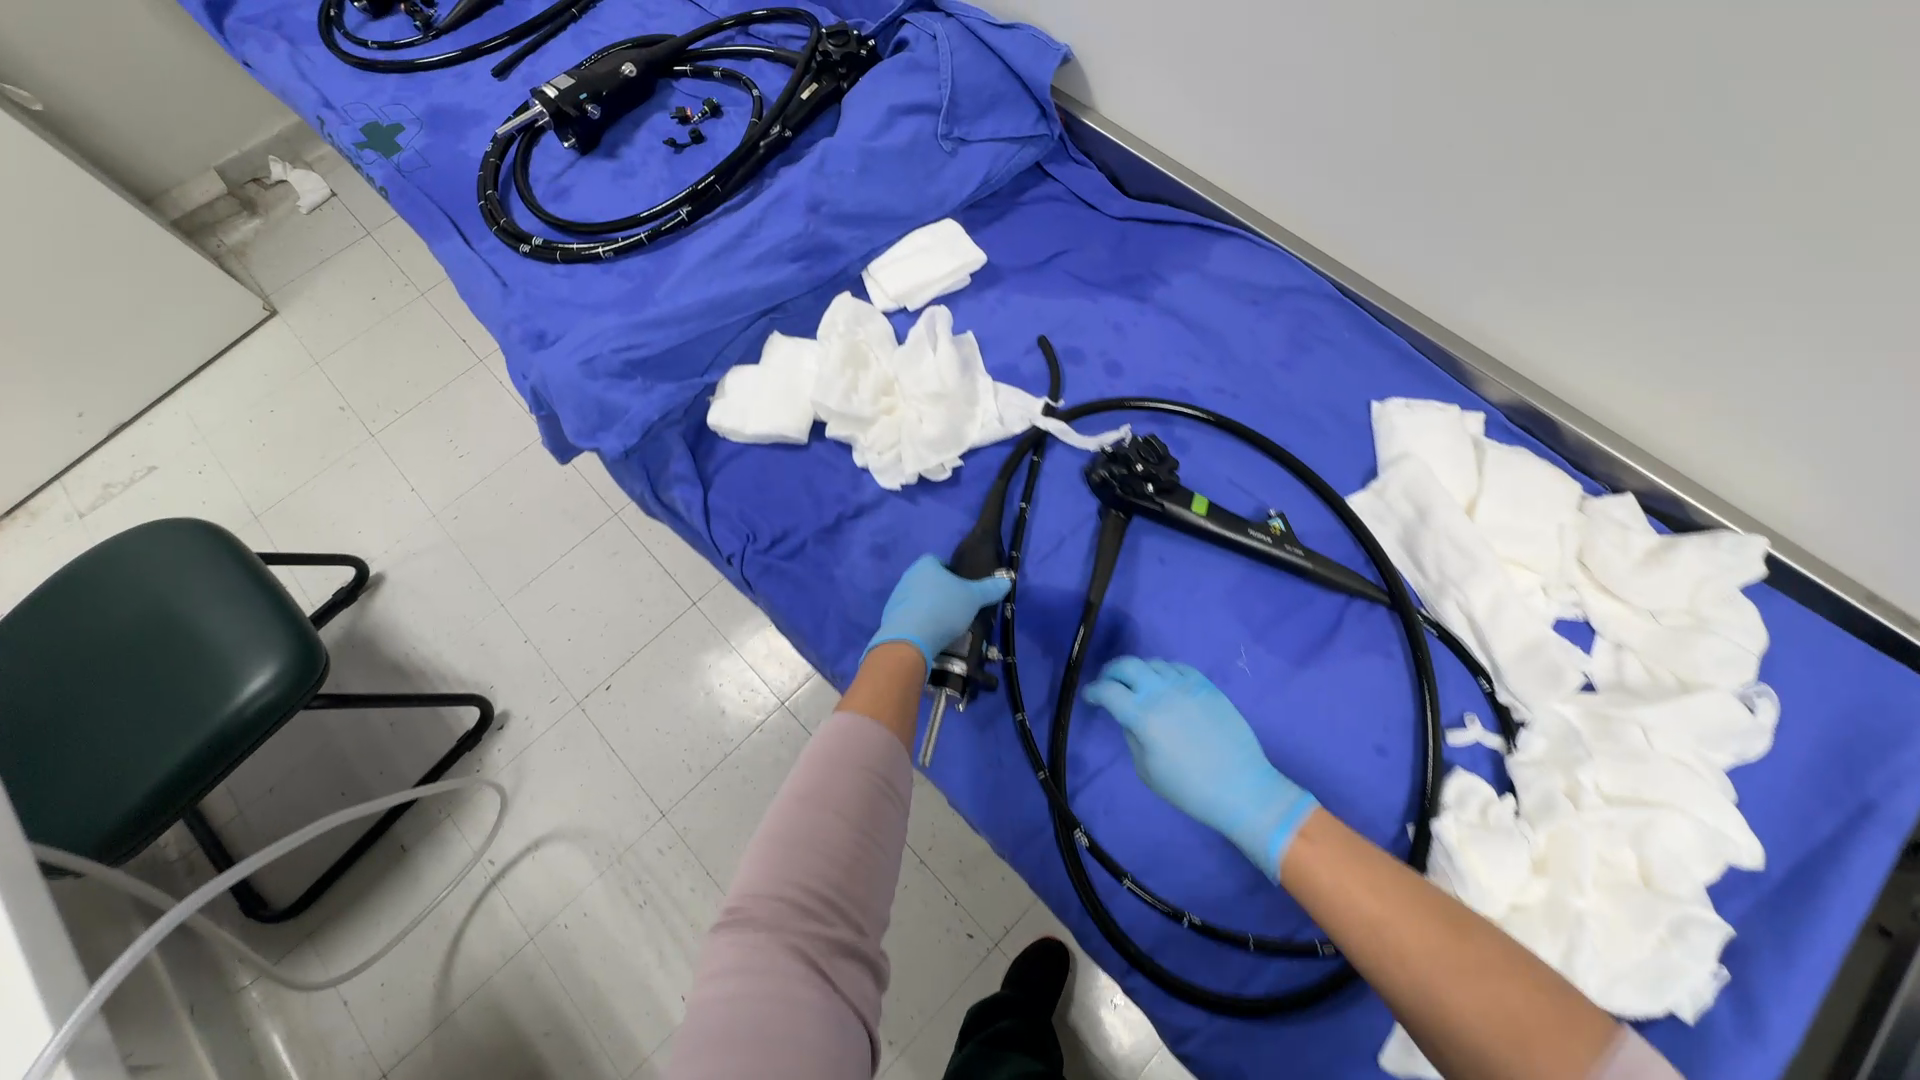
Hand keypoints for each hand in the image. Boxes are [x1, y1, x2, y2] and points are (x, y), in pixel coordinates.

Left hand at [866, 554, 1010, 669]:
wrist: (910, 638)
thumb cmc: (944, 608)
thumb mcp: (974, 598)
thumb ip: (990, 588)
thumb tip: (1008, 579)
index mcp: (925, 565)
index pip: (939, 561)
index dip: (952, 573)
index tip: (963, 588)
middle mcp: (908, 577)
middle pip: (928, 581)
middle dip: (942, 593)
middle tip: (958, 608)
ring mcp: (897, 598)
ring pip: (919, 600)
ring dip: (930, 609)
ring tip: (946, 625)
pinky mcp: (891, 618)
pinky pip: (910, 617)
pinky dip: (920, 624)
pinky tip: (931, 636)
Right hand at [1082, 657, 1317, 877]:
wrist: (1241, 787)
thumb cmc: (1189, 788)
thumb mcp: (1146, 769)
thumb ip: (1132, 737)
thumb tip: (1129, 718)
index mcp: (1143, 716)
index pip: (1107, 691)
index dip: (1092, 692)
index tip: (1089, 698)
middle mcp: (1162, 693)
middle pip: (1127, 665)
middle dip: (1111, 671)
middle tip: (1107, 684)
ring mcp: (1187, 686)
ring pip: (1154, 663)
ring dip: (1139, 671)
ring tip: (1137, 686)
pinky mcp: (1208, 687)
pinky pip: (1179, 667)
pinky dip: (1165, 671)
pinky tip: (1165, 684)